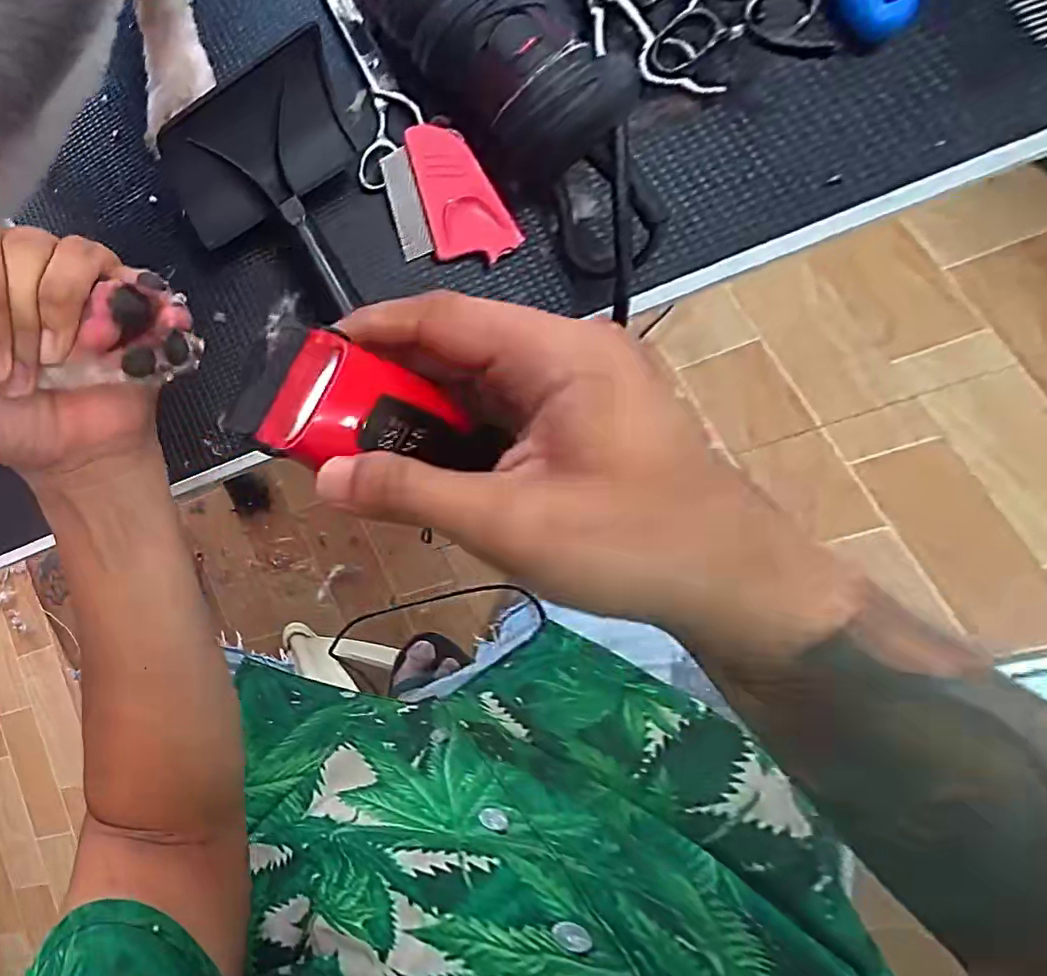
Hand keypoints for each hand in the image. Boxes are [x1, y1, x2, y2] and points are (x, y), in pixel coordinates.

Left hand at [0, 227, 161, 483]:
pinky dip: (85, 308)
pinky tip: (89, 346)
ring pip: (44, 252)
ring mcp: (62, 275)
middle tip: (1, 373)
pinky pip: (93, 263)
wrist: (76, 457)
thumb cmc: (5, 427)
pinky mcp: (110, 286)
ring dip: (43, 320)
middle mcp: (8, 270)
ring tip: (49, 367)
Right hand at [317, 291, 865, 663]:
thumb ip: (411, 492)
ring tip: (351, 441)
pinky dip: (441, 438)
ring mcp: (564, 394)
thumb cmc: (632, 545)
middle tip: (321, 414)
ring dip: (409, 412)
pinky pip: (485, 419)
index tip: (315, 354)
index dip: (374, 329)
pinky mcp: (562, 428)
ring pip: (465, 387)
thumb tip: (327, 479)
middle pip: (452, 350)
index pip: (447, 318)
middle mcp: (560, 359)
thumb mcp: (508, 522)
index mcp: (558, 355)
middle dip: (382, 379)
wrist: (730, 586)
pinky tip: (409, 465)